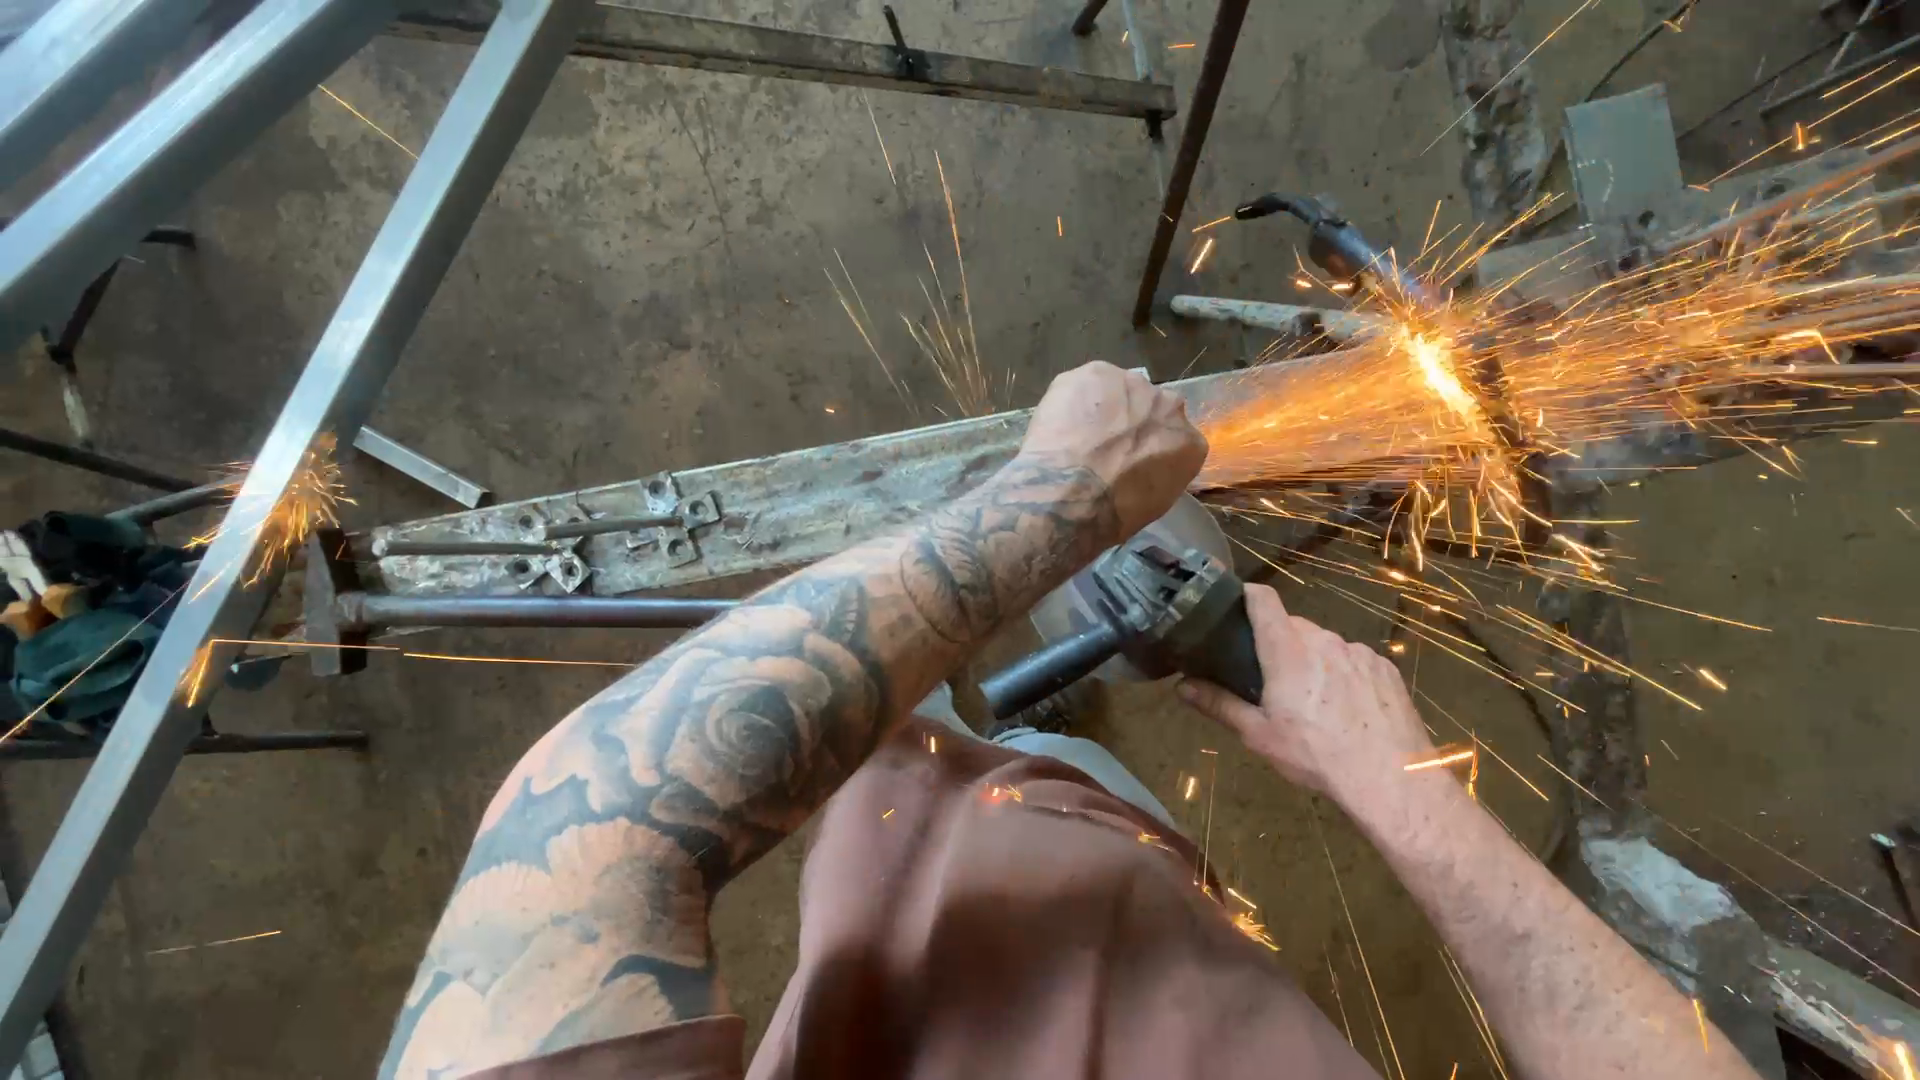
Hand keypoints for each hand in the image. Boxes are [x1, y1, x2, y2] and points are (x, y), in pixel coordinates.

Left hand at [1018, 361, 1207, 538]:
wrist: (1071, 492)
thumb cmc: (1113, 511)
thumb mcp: (1153, 503)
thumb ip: (1157, 472)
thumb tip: (1141, 468)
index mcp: (1189, 442)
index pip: (1174, 438)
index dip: (1149, 448)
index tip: (1130, 461)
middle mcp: (1168, 404)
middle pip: (1148, 408)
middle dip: (1129, 422)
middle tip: (1102, 446)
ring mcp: (1132, 383)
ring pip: (1116, 392)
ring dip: (1101, 408)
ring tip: (1075, 435)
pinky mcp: (1095, 372)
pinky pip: (1082, 385)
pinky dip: (1070, 401)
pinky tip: (1058, 424)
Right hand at [1176, 585, 1438, 810]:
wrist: (1392, 781)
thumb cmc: (1316, 755)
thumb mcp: (1258, 735)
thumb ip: (1219, 704)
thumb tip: (1180, 687)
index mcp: (1288, 650)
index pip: (1263, 600)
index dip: (1247, 595)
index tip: (1234, 606)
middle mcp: (1323, 640)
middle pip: (1293, 626)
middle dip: (1279, 643)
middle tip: (1270, 677)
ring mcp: (1358, 653)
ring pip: (1324, 644)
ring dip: (1313, 660)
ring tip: (1313, 699)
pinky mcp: (1385, 668)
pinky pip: (1354, 660)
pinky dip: (1343, 674)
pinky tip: (1347, 708)